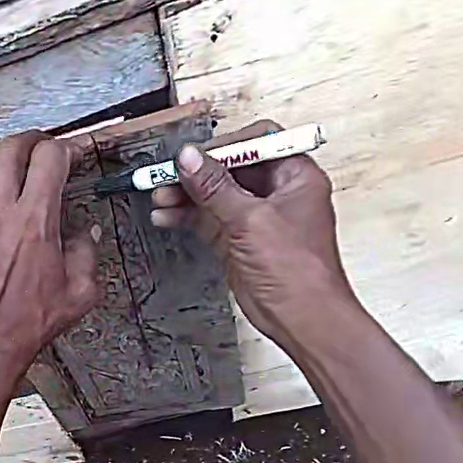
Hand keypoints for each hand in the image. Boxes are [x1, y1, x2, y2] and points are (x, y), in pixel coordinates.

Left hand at [0, 132, 98, 383]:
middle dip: (35, 140)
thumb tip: (85, 231)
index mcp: (35, 222)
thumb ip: (87, 253)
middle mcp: (1, 211)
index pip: (50, 158)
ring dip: (2, 148)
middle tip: (48, 148)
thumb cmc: (29, 321)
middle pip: (13, 148)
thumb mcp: (79, 292)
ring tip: (17, 156)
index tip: (75, 153)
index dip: (68, 148)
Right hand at [149, 119, 357, 348]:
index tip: (193, 156)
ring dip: (185, 195)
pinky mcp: (238, 241)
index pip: (255, 143)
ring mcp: (256, 219)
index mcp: (295, 177)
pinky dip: (186, 217)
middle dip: (196, 174)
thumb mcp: (251, 220)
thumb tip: (189, 159)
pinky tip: (166, 216)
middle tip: (166, 177)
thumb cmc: (298, 271)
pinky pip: (207, 220)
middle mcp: (276, 194)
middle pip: (229, 169)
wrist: (302, 319)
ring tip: (160, 197)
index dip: (223, 147)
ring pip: (214, 195)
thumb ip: (215, 187)